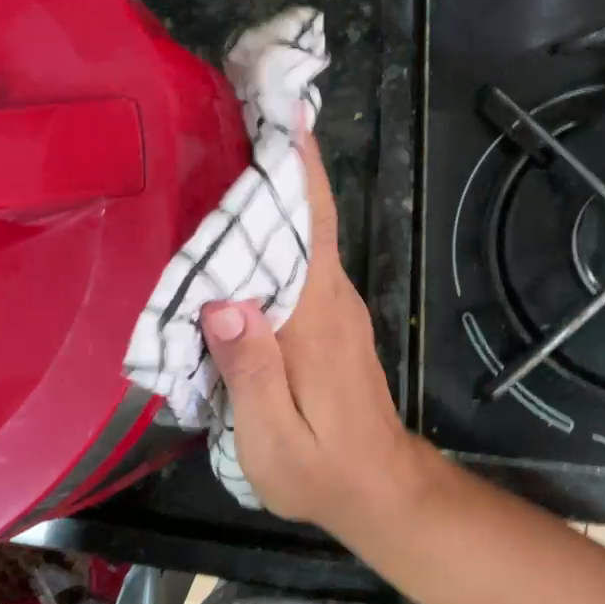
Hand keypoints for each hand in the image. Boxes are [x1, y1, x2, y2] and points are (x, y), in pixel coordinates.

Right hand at [202, 134, 438, 531]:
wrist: (381, 490)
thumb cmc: (323, 469)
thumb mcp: (273, 439)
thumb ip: (249, 371)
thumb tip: (222, 300)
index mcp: (316, 317)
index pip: (311, 227)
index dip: (301, 170)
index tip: (287, 115)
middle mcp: (333, 298)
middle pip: (310, 217)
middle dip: (284, 162)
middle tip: (246, 113)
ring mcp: (337, 306)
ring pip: (307, 234)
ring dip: (280, 190)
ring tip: (236, 151)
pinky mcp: (332, 318)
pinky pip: (305, 258)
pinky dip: (281, 227)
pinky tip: (246, 224)